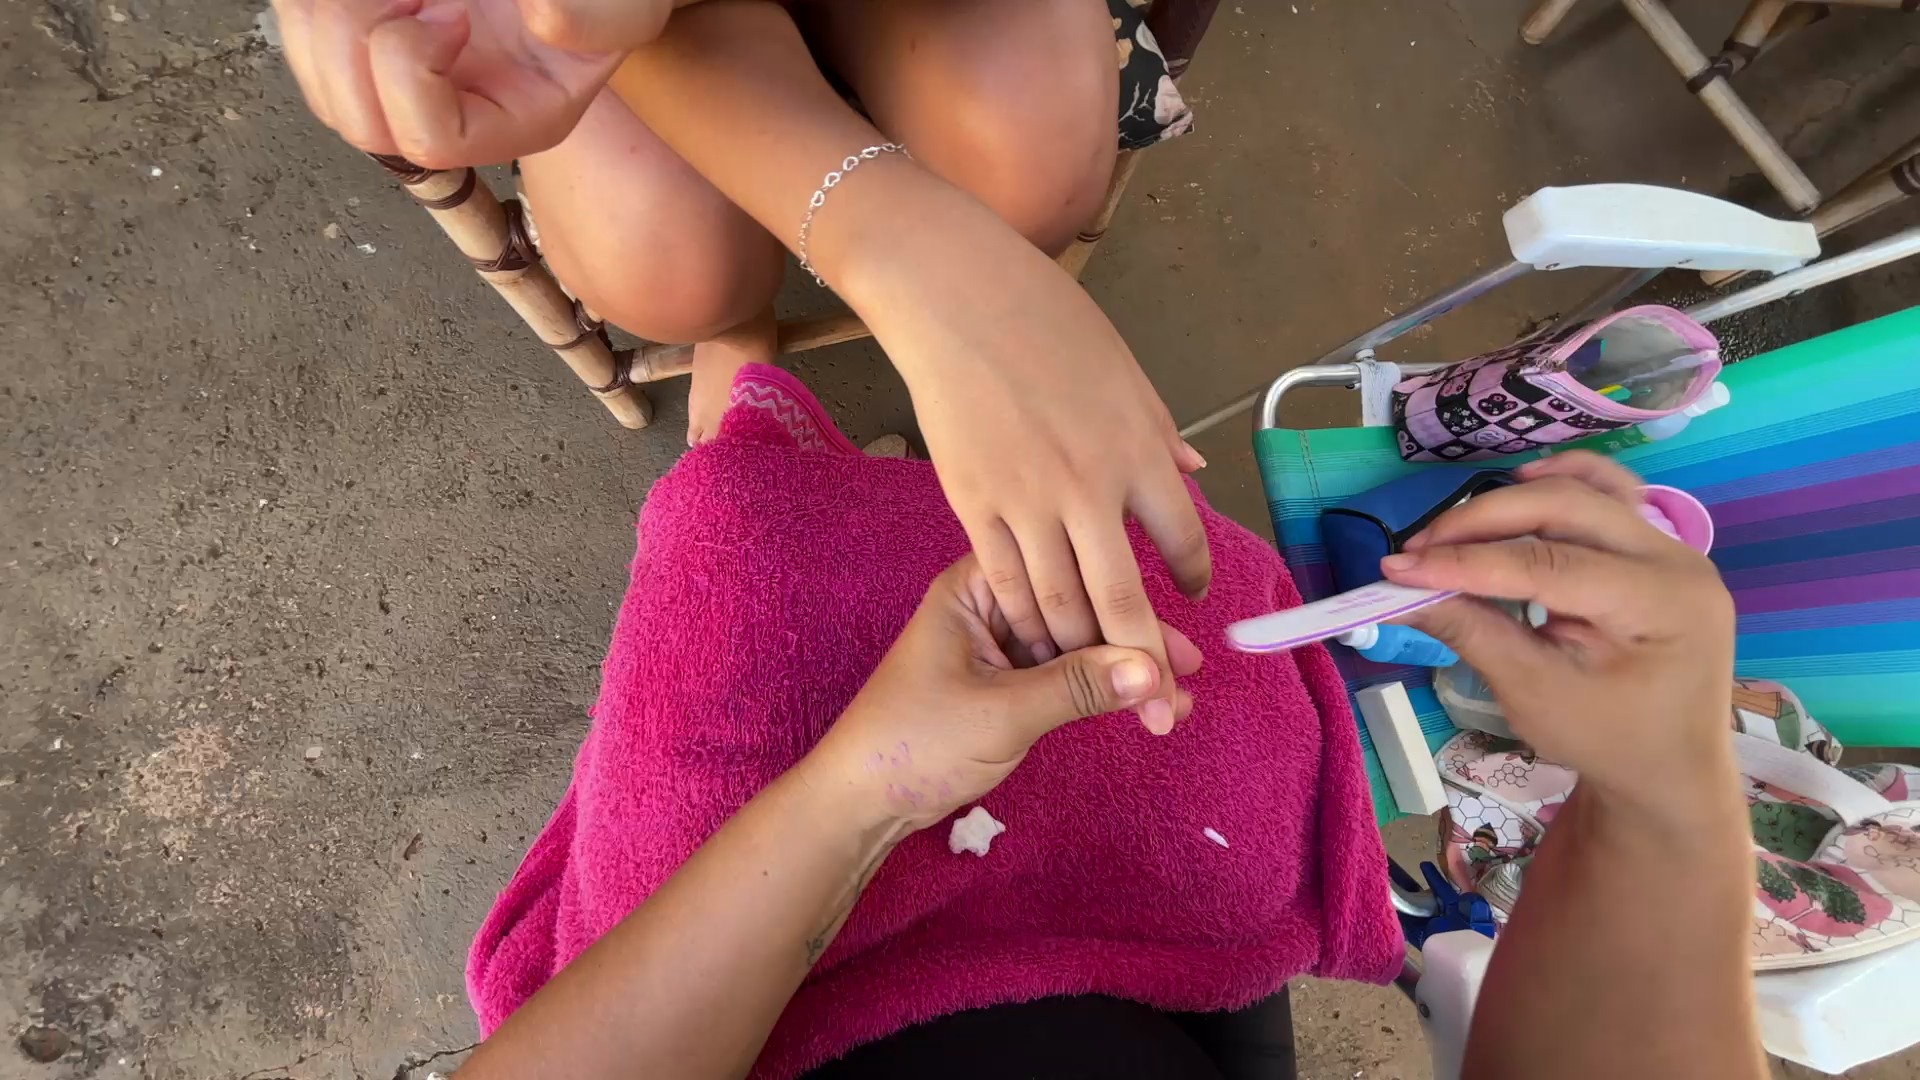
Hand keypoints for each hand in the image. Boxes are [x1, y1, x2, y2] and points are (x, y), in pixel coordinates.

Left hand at [272, 0, 625, 167]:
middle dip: (356, 36)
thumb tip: (545, 19)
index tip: (455, 13)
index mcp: (520, 123)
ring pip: (320, 83)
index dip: (414, 65)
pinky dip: (311, 4)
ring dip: (327, 11)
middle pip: (362, 123)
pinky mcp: (377, 46)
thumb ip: (600, 17)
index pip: (431, 141)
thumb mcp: (621, 6)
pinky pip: (302, 34)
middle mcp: (464, 117)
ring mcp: (415, 86)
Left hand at [811, 555, 1201, 830]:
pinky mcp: (1007, 678)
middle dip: (1131, 645)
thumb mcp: (1001, 712)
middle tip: (1190, 673)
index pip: (1063, 577)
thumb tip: (1155, 670)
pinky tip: (1143, 702)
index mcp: (976, 585)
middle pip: (1075, 610)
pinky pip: (1063, 674)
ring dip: (1122, 670)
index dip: (1122, 610)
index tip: (1176, 648)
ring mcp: (1001, 642)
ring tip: (1179, 697)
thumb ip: (1077, 687)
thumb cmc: (917, 740)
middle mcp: (992, 602)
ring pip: (1075, 644)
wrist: (863, 799)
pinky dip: (1099, 690)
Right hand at [858, 228, 1209, 736]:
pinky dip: (1024, 622)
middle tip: (1168, 720)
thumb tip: (1193, 469)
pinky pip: (1005, 581)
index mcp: (1137, 449)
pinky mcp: (973, 506)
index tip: (1194, 599)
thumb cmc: (1048, 321)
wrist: (957, 300)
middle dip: (1148, 666)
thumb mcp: (1125, 369)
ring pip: (1058, 603)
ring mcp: (1027, 502)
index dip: (1193, 578)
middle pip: (1123, 597)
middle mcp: (1089, 488)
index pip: (1181, 538)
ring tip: (1099, 690)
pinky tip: (1037, 646)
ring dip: (1082, 654)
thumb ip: (1158, 430)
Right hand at [1382, 452, 1737, 820]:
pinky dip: (1556, 481)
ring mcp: (1667, 547)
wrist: (1665, 763)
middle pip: (1563, 507)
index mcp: (1659, 604)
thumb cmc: (1601, 736)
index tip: (1395, 568)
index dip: (1462, 561)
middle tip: (1414, 551)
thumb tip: (1397, 591)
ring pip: (1577, 491)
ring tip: (1447, 534)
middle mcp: (1674, 560)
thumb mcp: (1528, 689)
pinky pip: (1604, 492)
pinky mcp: (1647, 547)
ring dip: (1504, 503)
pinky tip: (1518, 483)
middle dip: (1477, 522)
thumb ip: (1467, 628)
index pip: (1544, 563)